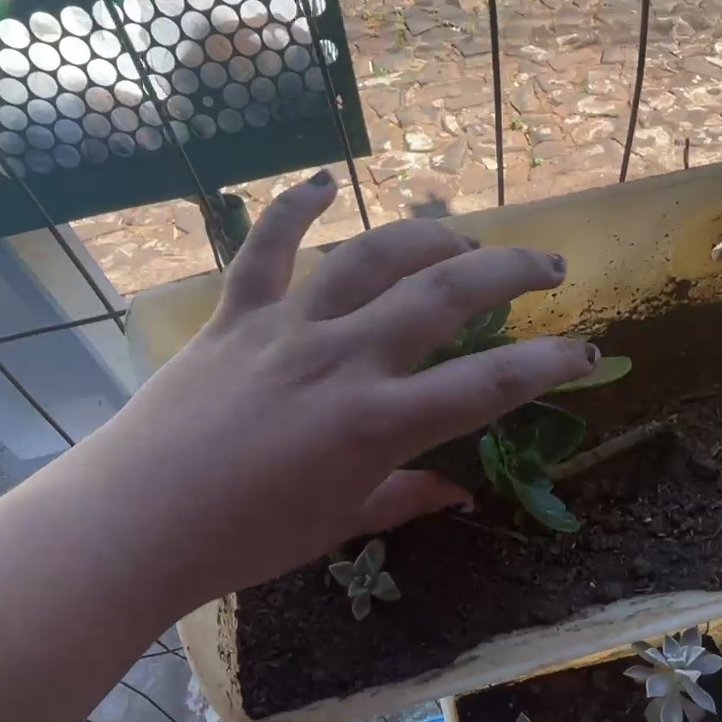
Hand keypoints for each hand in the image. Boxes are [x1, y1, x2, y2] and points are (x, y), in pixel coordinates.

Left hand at [100, 171, 593, 605]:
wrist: (134, 523)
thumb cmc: (246, 539)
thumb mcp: (341, 524)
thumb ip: (406, 497)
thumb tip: (459, 493)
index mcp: (377, 423)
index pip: (488, 385)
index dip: (549, 365)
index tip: (587, 351)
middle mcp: (343, 359)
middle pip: (445, 294)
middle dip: (510, 271)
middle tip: (547, 264)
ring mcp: (288, 328)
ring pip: (371, 255)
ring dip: (428, 234)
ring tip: (462, 236)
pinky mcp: (235, 315)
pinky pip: (266, 247)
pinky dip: (294, 208)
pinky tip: (324, 182)